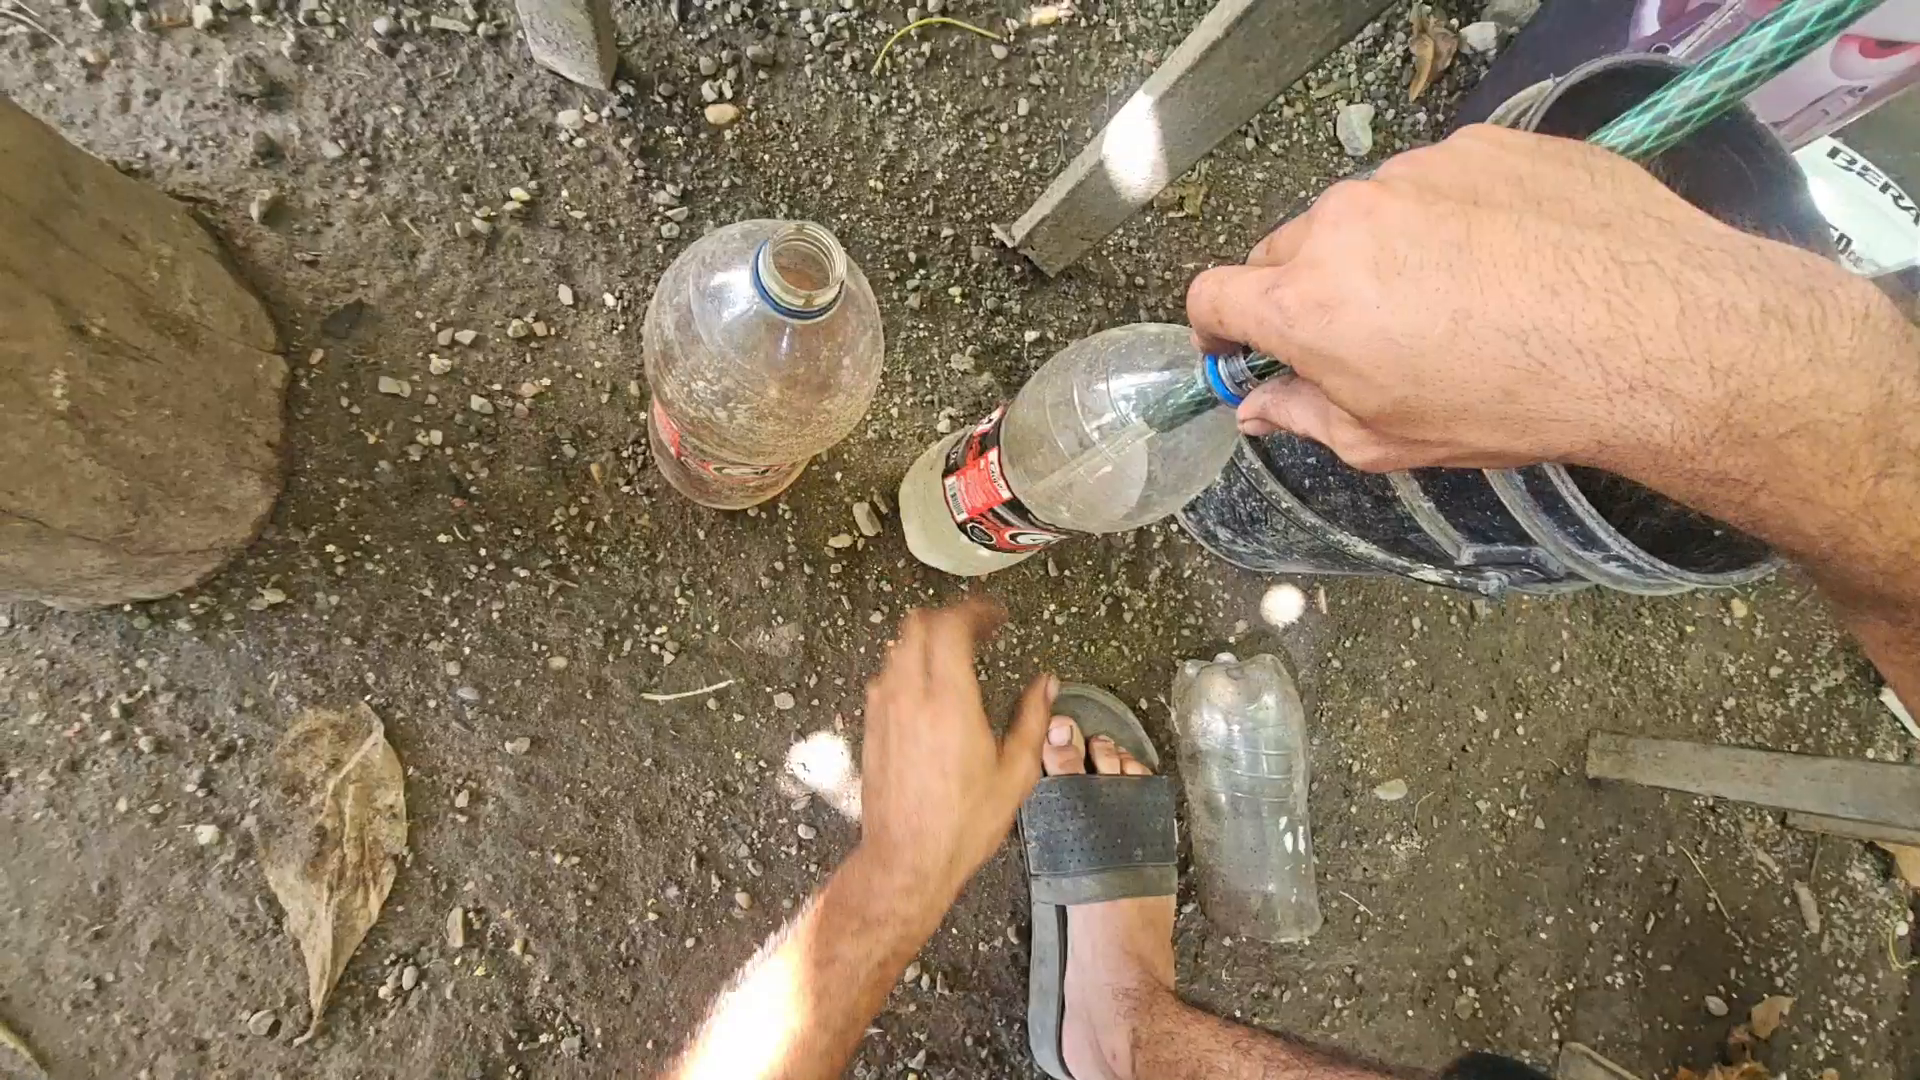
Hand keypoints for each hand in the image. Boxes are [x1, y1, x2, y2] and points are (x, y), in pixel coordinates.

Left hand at [858, 597, 1055, 909]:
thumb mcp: (1015, 774)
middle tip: (980, 629)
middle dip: (950, 616)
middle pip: (918, 624)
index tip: (996, 617)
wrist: (905, 860)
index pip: (951, 626)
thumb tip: (1048, 682)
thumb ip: (1032, 718)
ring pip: (898, 645)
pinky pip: (886, 672)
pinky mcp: (870, 723)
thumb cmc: (964, 822)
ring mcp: (884, 707)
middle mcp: (909, 694)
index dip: (975, 611)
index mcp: (949, 701)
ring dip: (927, 638)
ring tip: (958, 653)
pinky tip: (930, 686)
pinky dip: (908, 662)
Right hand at [1186, 124, 1871, 476]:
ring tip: (1435, 291)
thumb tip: (1253, 406)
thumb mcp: (1378, 438)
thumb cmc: (1500, 405)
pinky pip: (1422, 184)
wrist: (1659, 337)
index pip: (1210, 296)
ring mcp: (1409, 175)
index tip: (1239, 347)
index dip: (1214, 327)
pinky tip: (1488, 255)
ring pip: (1351, 217)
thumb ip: (1298, 414)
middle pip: (1277, 254)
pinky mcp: (1476, 145)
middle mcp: (1339, 225)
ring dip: (1364, 253)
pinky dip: (1431, 218)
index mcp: (1302, 303)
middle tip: (1350, 331)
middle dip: (1293, 294)